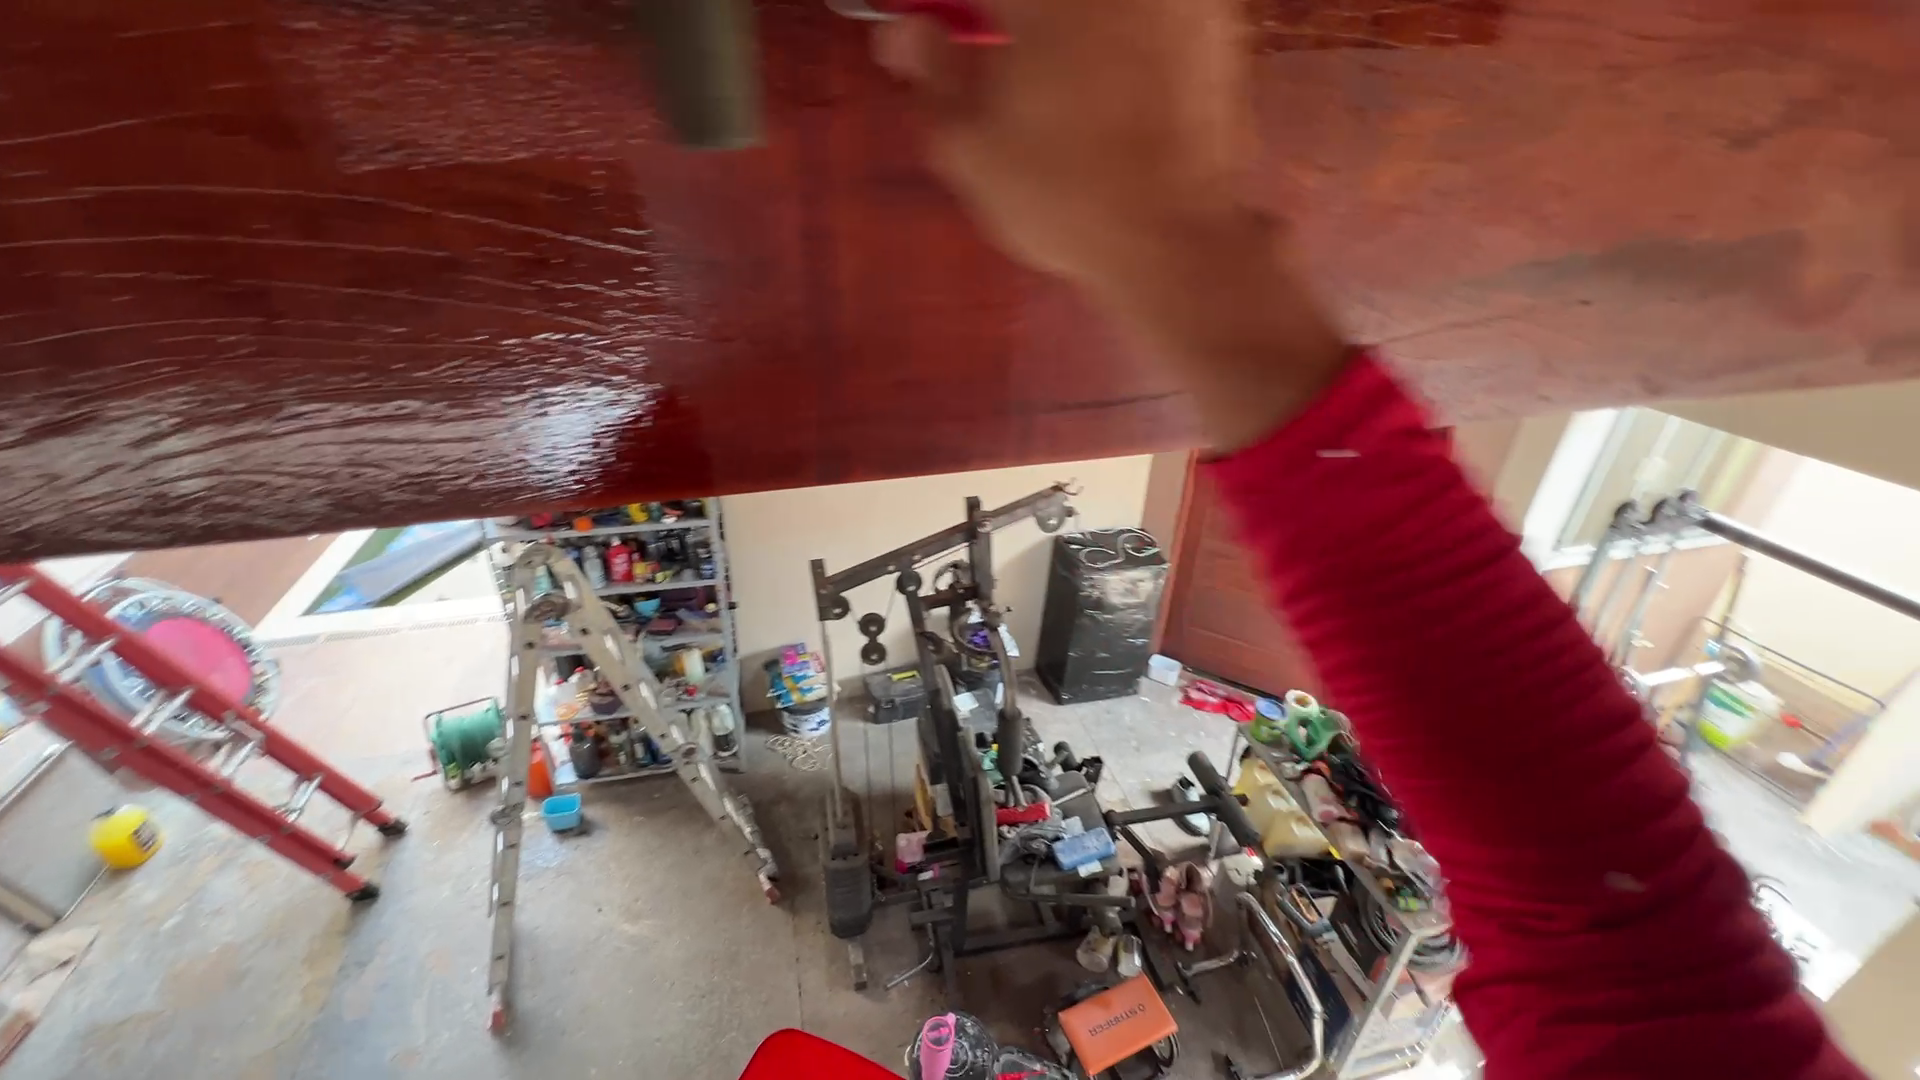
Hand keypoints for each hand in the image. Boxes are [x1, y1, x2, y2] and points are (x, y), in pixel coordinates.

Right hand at [873, 0, 1254, 289]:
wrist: (1169, 239)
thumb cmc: (1059, 199)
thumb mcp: (971, 151)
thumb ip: (932, 77)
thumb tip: (903, 31)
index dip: (951, 14)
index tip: (943, 35)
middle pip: (1036, 4)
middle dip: (1012, 26)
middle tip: (996, 55)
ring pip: (1096, 14)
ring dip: (1066, 35)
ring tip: (1059, 90)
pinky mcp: (1209, 19)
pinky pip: (1151, 17)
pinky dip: (1123, 36)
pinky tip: (1117, 78)